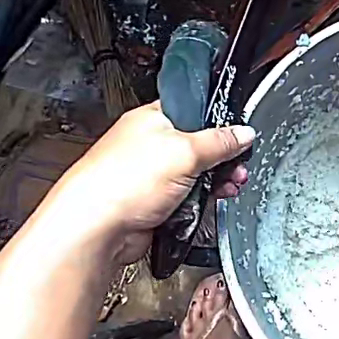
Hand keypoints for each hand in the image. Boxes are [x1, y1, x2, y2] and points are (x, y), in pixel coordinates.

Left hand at [42, 102, 254, 262]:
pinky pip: (186, 199)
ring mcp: (152, 176)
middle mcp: (150, 145)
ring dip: (215, 182)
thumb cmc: (121, 181)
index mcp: (153, 119)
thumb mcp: (184, 151)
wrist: (97, 228)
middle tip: (238, 167)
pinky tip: (210, 203)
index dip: (219, 121)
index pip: (194, 110)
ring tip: (230, 186)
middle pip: (199, 146)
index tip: (240, 134)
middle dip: (223, 158)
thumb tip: (242, 133)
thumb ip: (219, 141)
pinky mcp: (154, 203)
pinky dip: (200, 202)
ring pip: (195, 175)